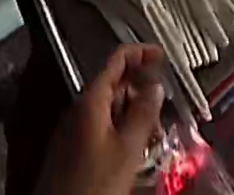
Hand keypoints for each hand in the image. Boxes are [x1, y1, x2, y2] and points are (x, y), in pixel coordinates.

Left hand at [34, 43, 165, 194]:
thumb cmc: (93, 185)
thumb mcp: (127, 149)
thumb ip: (144, 113)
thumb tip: (157, 86)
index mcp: (91, 100)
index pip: (118, 59)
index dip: (142, 52)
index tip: (162, 56)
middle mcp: (79, 108)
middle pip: (114, 83)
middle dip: (141, 89)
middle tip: (162, 103)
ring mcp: (73, 130)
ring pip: (109, 107)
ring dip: (133, 112)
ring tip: (153, 131)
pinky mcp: (71, 150)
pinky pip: (101, 126)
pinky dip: (121, 128)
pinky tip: (134, 147)